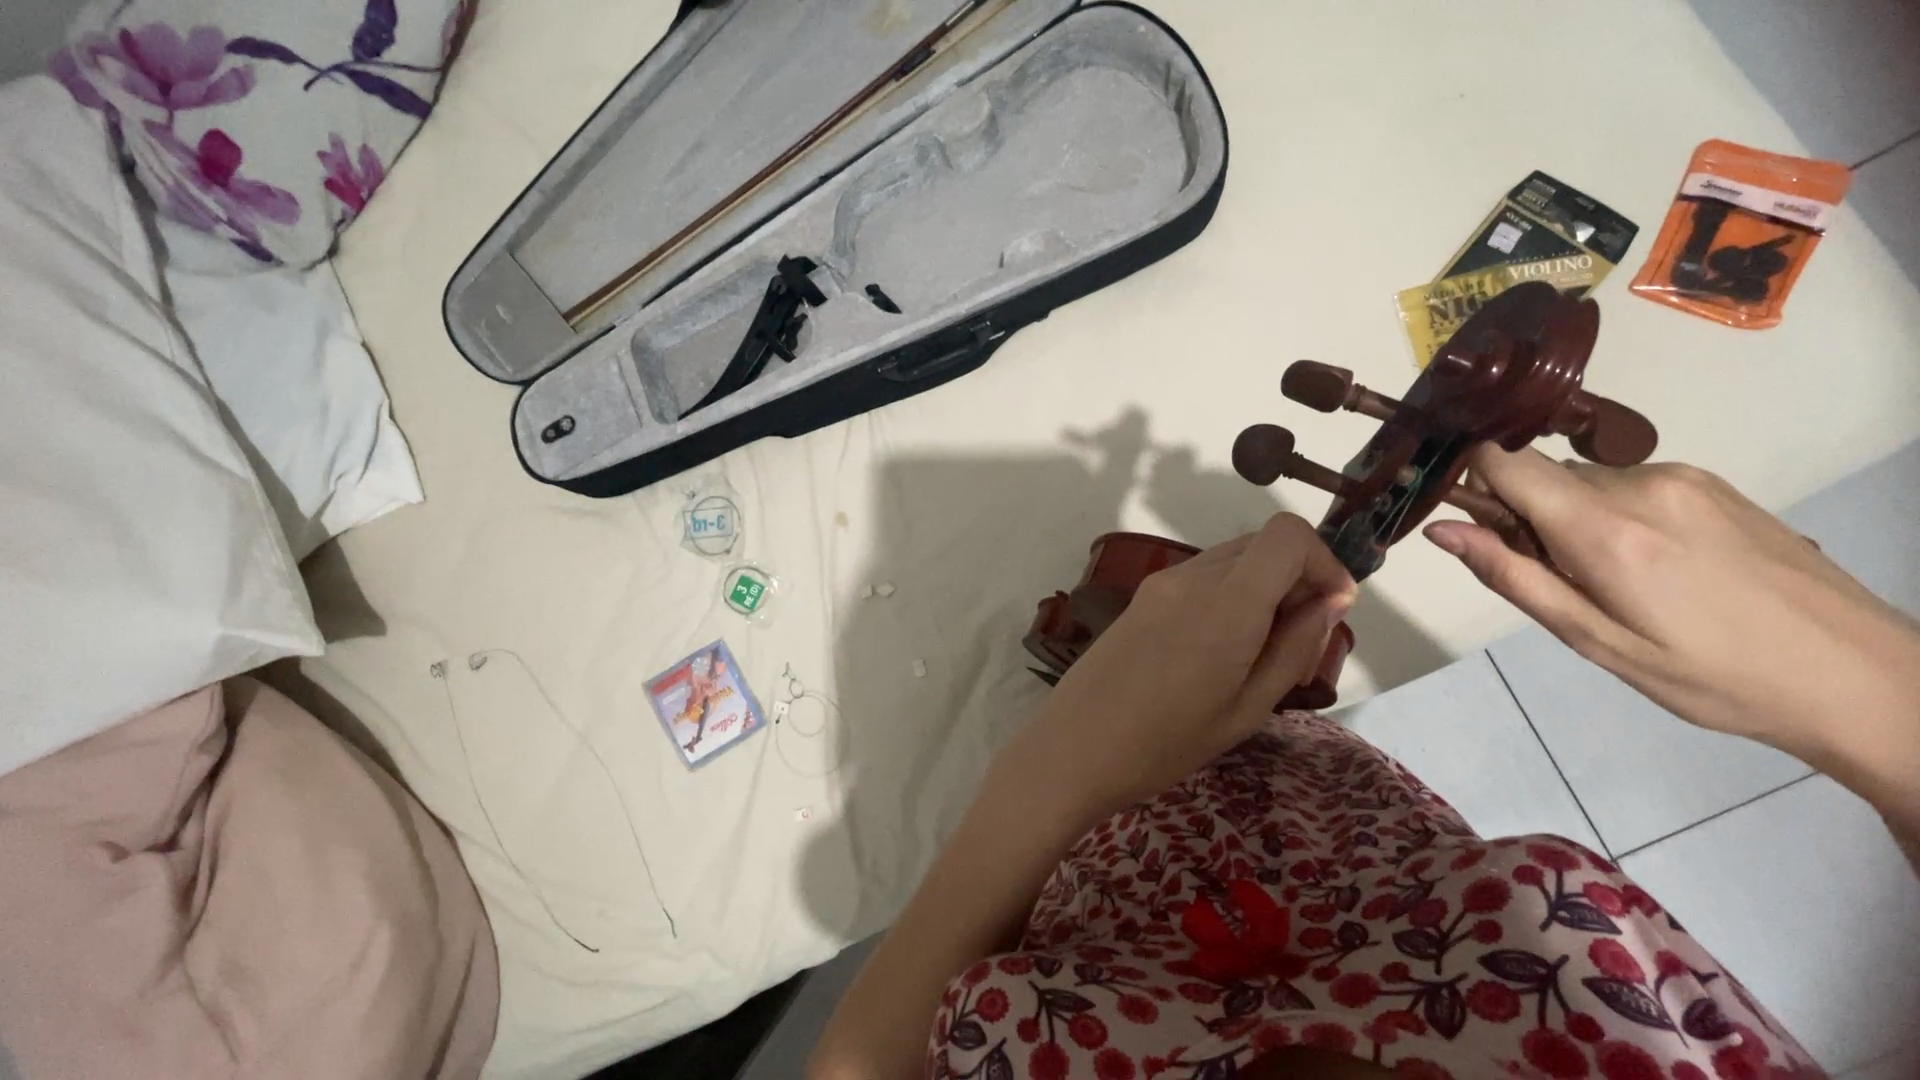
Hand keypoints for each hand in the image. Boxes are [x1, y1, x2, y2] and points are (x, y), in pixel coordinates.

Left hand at [997, 513, 1356, 820]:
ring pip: (1232, 559)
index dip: (1323, 562)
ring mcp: (1160, 583)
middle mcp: (1191, 577)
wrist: (1072, 750)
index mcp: (1225, 602)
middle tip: (1298, 640)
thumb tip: (1331, 601)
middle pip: (1262, 544)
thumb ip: (1294, 648)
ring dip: (1261, 587)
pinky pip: (1200, 576)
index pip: (1288, 535)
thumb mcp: (1247, 709)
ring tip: (1257, 652)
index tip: (1332, 610)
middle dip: (1297, 578)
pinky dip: (1228, 595)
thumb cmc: (1165, 745)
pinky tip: (1218, 649)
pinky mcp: (1140, 597)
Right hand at [1424, 447, 1919, 770]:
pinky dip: (1613, 516)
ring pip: (1582, 483)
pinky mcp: (1711, 483)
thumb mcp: (1596, 642)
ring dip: (1571, 520)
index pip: (1505, 461)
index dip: (1471, 479)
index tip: (1470, 519)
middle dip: (1525, 517)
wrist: (1859, 675)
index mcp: (1606, 530)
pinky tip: (1654, 567)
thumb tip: (1441, 529)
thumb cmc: (1711, 677)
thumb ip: (1513, 578)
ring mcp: (1682, 478)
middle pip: (1541, 477)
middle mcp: (1640, 485)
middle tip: (1557, 581)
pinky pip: (1626, 485)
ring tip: (1615, 582)